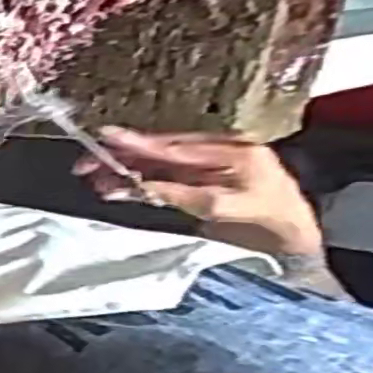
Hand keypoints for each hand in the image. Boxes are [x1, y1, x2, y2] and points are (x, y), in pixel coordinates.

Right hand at [75, 128, 322, 257]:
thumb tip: (132, 184)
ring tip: (97, 183)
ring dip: (121, 172)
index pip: (172, 147)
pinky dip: (132, 180)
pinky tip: (114, 188)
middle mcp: (216, 151)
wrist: (287, 237)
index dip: (135, 143)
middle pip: (156, 150)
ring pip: (152, 162)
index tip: (104, 135)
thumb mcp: (217, 206)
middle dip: (119, 159)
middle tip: (84, 167)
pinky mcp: (196, 176)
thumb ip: (173, 192)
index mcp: (232, 152)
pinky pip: (156, 173)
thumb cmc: (262, 219)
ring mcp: (206, 163)